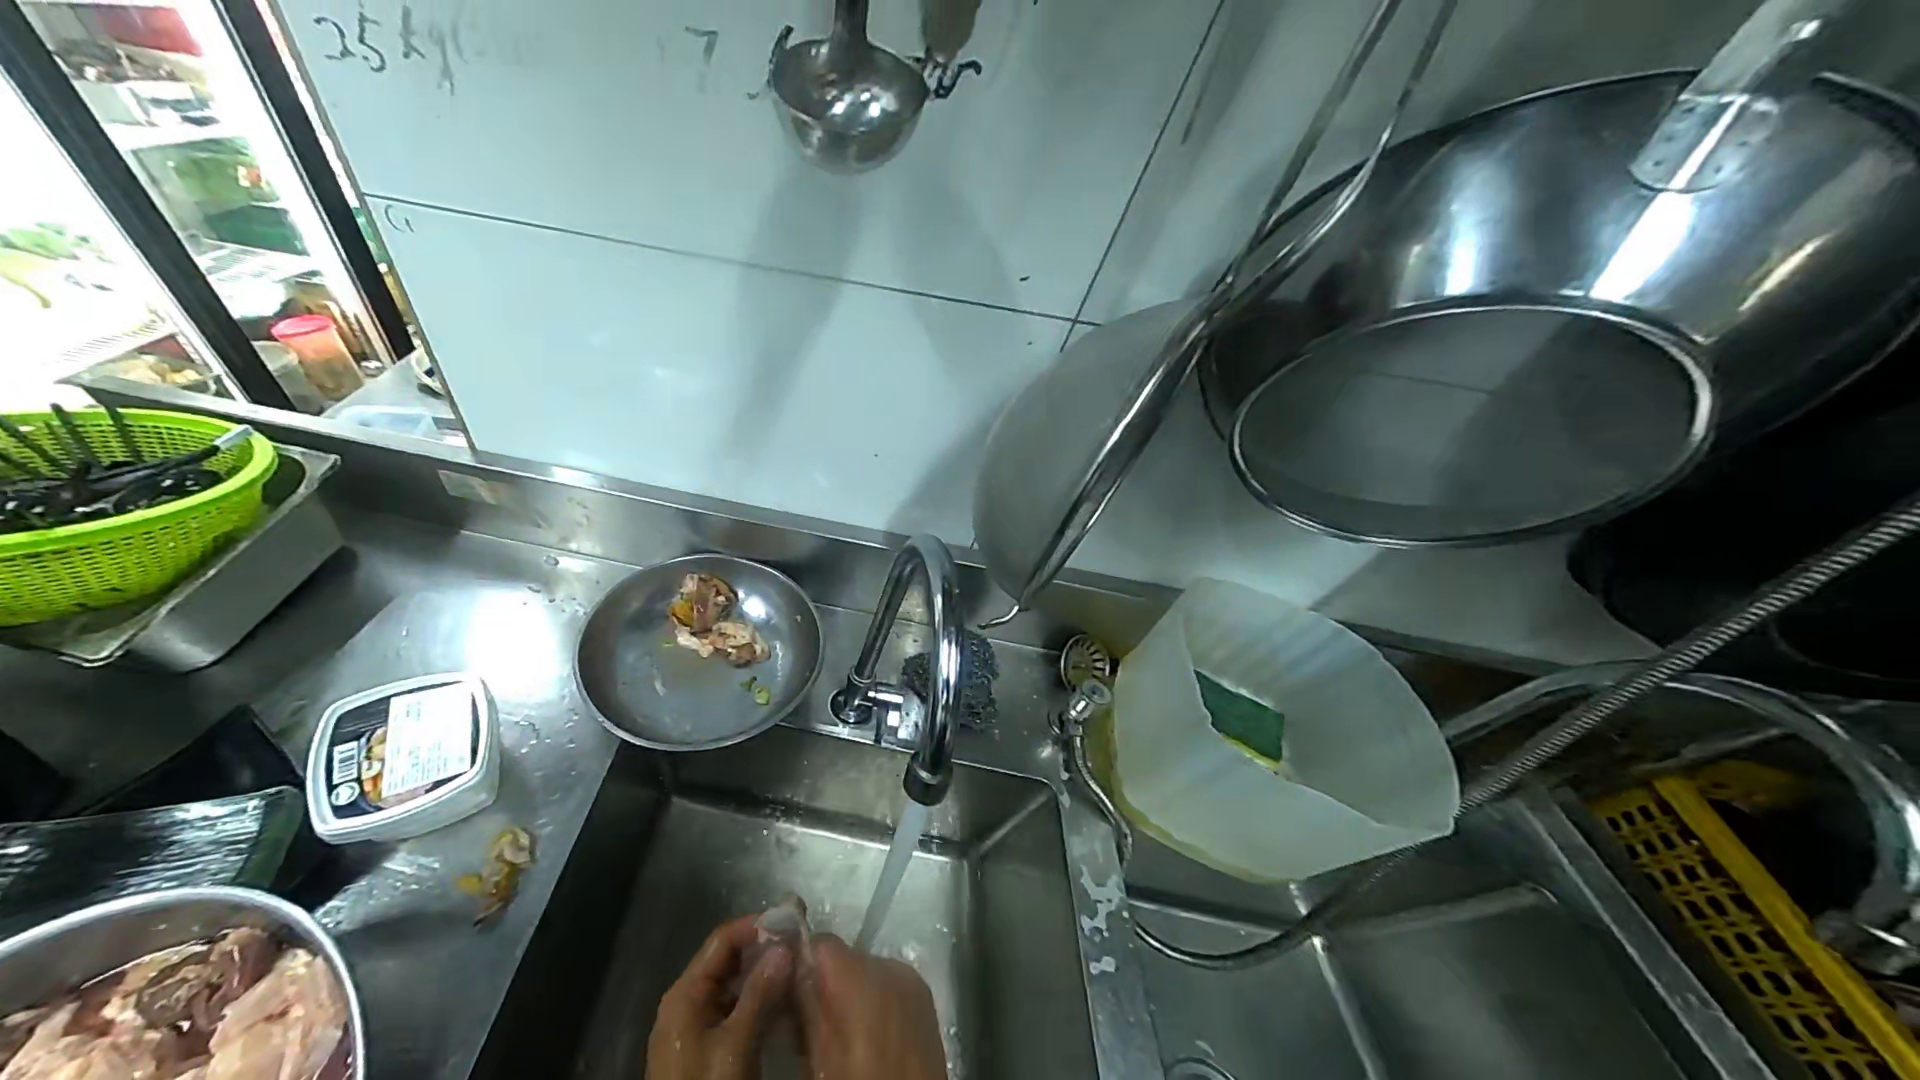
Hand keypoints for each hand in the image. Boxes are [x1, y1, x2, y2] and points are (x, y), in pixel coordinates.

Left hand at [648, 916, 793, 1079]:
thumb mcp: (735, 1046)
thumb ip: (760, 994)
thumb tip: (786, 946)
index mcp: (685, 994)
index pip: (723, 940)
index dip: (757, 925)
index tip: (794, 921)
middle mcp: (689, 1001)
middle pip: (729, 959)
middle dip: (766, 948)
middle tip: (804, 941)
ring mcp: (698, 1024)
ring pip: (736, 983)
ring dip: (767, 973)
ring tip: (802, 965)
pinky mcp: (709, 1044)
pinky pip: (737, 1007)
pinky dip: (761, 998)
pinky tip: (788, 998)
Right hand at [795, 934, 945, 1079]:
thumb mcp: (819, 1054)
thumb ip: (806, 1005)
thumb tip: (792, 968)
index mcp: (858, 975)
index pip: (821, 942)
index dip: (802, 958)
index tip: (787, 984)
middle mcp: (887, 964)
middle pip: (846, 955)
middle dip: (826, 979)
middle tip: (808, 1015)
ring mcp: (910, 977)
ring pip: (868, 968)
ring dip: (852, 989)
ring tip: (840, 1027)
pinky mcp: (925, 994)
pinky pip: (889, 982)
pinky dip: (875, 998)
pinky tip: (867, 1031)